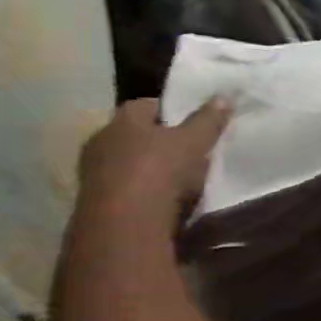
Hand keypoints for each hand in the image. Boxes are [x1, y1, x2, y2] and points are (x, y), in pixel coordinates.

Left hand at [76, 98, 229, 219]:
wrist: (125, 224)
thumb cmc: (160, 171)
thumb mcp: (193, 143)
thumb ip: (208, 120)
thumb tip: (225, 96)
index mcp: (122, 120)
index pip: (147, 105)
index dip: (172, 111)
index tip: (193, 122)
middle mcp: (102, 141)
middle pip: (135, 134)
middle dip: (159, 141)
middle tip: (189, 151)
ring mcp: (95, 173)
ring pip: (129, 163)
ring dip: (150, 169)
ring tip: (180, 181)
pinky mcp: (97, 202)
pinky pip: (126, 189)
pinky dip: (143, 192)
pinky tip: (164, 202)